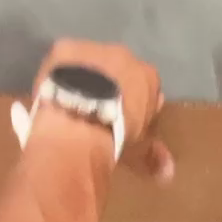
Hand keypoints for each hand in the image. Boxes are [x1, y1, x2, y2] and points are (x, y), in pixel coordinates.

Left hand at [29, 39, 170, 178]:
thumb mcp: (137, 150)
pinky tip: (54, 88)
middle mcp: (124, 55)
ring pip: (90, 60)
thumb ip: (153, 156)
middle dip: (111, 84)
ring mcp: (93, 49)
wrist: (80, 118)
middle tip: (98, 107)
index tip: (126, 117)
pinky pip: (64, 58)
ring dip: (85, 75)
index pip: (147, 86)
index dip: (136, 101)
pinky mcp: (64, 48)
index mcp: (148, 76)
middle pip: (118, 68)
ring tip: (72, 98)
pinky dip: (60, 71)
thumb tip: (168, 173)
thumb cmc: (115, 134)